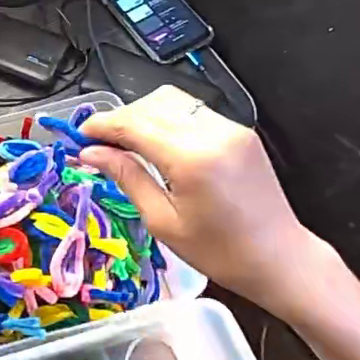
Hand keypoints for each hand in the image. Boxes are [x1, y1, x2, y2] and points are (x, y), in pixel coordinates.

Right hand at [80, 85, 331, 308]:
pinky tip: (157, 144)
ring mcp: (230, 128)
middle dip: (120, 118)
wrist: (279, 257)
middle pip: (151, 105)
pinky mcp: (240, 131)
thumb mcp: (163, 221)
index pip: (134, 124)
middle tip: (99, 143)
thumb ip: (127, 177)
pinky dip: (167, 120)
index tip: (80, 135)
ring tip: (126, 143)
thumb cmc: (219, 251)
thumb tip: (90, 153)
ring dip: (143, 114)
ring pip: (172, 102)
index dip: (102, 125)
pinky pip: (193, 112)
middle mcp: (212, 133)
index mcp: (192, 159)